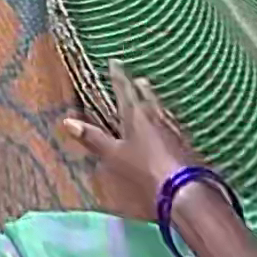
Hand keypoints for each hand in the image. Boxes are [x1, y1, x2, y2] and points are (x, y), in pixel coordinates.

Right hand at [62, 60, 200, 199]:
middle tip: (140, 79)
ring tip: (155, 100)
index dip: (119, 76)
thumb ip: (93, 138)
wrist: (189, 195)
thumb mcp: (114, 154)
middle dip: (141, 88)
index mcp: (136, 115)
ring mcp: (176, 134)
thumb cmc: (145, 169)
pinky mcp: (190, 149)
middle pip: (148, 99)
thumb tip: (67, 121)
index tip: (115, 62)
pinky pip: (175, 128)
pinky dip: (169, 122)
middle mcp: (157, 119)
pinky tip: (172, 128)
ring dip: (157, 104)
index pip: (125, 90)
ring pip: (164, 112)